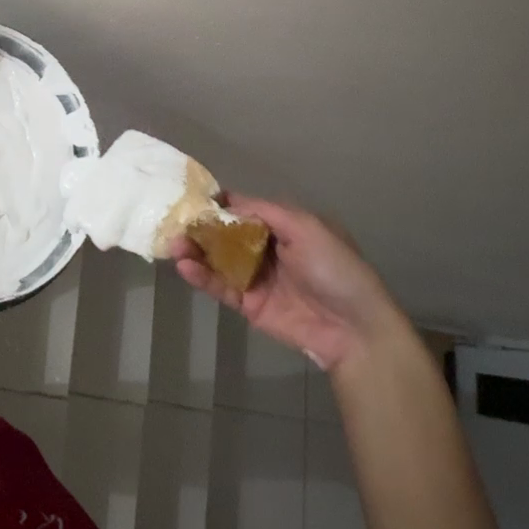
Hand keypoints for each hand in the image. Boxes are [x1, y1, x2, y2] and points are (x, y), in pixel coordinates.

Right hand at [169, 193, 403, 373]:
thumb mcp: (306, 228)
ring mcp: (256, 277)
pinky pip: (220, 286)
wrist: (354, 328)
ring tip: (174, 246)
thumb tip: (225, 199)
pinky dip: (201, 277)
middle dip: (200, 229)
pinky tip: (185, 267)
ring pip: (218, 260)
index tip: (190, 199)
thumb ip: (265, 212)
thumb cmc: (335, 269)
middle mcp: (267, 249)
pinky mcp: (248, 304)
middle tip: (175, 226)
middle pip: (225, 234)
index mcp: (284, 227)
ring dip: (195, 252)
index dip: (218, 205)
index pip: (244, 210)